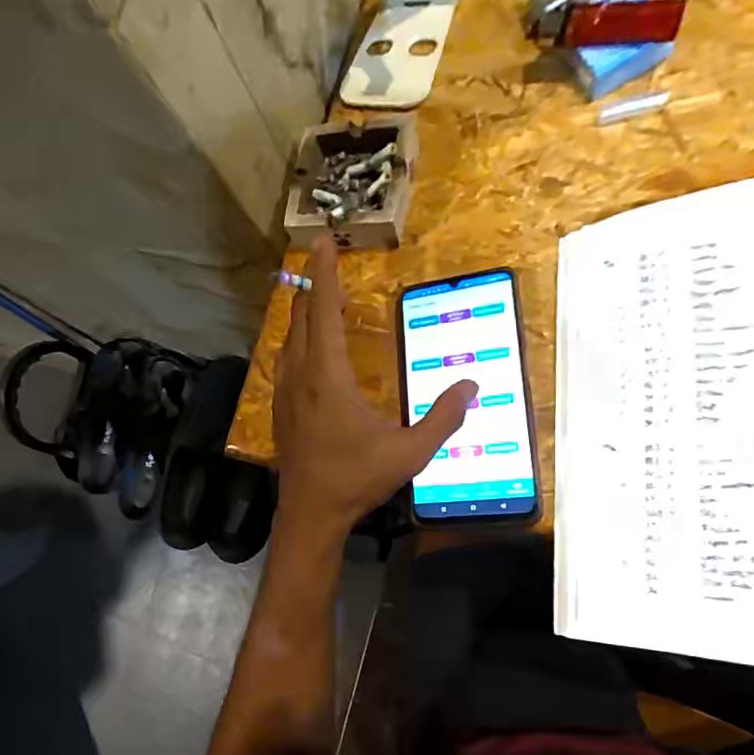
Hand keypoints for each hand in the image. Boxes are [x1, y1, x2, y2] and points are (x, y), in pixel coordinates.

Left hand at [273, 240, 476, 531]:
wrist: (310, 513)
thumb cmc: (357, 480)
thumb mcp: (410, 452)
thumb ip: (443, 418)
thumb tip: (472, 386)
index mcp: (327, 377)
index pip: (324, 312)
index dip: (326, 274)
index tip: (323, 241)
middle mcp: (300, 375)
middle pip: (302, 316)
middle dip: (313, 282)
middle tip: (321, 255)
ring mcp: (284, 391)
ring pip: (289, 337)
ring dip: (303, 310)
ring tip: (317, 293)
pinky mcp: (280, 407)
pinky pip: (285, 358)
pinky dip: (296, 337)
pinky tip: (304, 344)